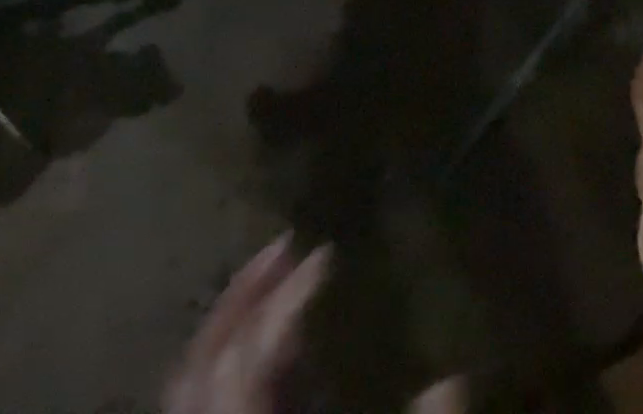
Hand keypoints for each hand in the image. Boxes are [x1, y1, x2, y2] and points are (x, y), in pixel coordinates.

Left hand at [164, 235, 465, 413]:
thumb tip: (454, 383)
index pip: (256, 366)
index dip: (286, 305)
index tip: (325, 258)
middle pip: (206, 364)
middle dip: (244, 297)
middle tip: (287, 245)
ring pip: (187, 385)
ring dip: (225, 323)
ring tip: (266, 277)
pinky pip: (195, 407)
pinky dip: (219, 362)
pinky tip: (257, 346)